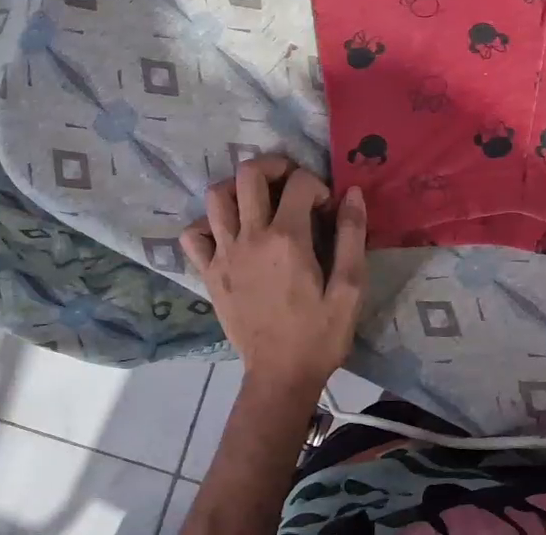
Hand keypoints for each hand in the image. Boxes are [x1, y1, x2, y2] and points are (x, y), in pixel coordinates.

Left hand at [179, 157, 367, 391]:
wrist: (280, 377)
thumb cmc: (320, 334)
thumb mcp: (349, 288)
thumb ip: (352, 235)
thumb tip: (352, 192)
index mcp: (287, 239)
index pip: (298, 181)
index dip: (317, 185)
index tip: (326, 208)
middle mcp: (250, 237)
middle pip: (248, 173)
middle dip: (274, 167)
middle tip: (290, 185)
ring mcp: (224, 254)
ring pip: (216, 195)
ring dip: (238, 189)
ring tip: (259, 202)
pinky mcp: (209, 273)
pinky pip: (193, 234)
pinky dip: (207, 224)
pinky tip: (229, 233)